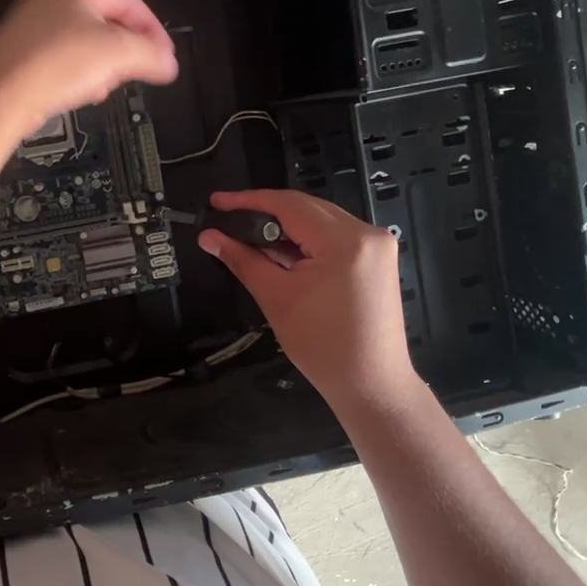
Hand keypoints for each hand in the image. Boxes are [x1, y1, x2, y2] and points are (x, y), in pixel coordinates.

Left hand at [0, 0, 178, 136]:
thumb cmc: (56, 65)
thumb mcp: (119, 55)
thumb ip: (151, 55)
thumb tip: (167, 63)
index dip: (151, 27)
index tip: (163, 54)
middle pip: (105, 20)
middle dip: (126, 49)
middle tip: (138, 70)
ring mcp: (31, 26)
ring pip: (83, 42)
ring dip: (102, 66)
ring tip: (105, 86)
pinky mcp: (20, 54)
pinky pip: (60, 60)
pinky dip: (76, 75)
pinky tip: (78, 94)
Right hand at [197, 189, 419, 405]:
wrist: (371, 384)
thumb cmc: (323, 346)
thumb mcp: (276, 298)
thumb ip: (242, 259)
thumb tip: (210, 236)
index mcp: (345, 240)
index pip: (289, 204)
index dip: (248, 201)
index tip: (217, 201)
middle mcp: (367, 233)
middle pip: (306, 207)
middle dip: (265, 212)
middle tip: (227, 219)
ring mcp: (376, 245)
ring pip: (320, 220)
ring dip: (285, 226)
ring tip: (248, 235)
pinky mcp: (376, 259)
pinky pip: (334, 236)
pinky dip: (305, 240)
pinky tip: (279, 250)